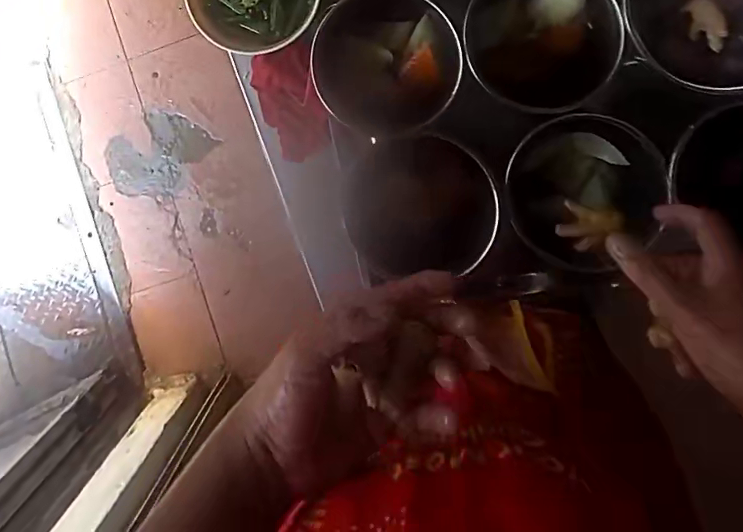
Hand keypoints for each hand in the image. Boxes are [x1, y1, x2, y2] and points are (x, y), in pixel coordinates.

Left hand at [229, 271, 474, 498]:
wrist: (268, 458)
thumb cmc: (283, 392)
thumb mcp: (307, 350)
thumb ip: (347, 327)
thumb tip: (391, 312)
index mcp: (351, 323)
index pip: (393, 299)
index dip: (422, 289)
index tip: (456, 284)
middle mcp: (370, 348)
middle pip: (417, 331)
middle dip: (446, 329)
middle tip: (474, 336)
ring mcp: (379, 385)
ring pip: (423, 370)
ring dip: (445, 370)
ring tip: (456, 380)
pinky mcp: (384, 423)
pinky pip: (418, 414)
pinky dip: (435, 416)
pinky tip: (449, 421)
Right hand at [607, 205, 742, 423]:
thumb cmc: (731, 346)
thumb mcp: (679, 307)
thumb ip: (644, 272)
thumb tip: (614, 238)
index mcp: (725, 263)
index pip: (703, 220)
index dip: (677, 212)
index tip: (650, 217)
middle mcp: (733, 278)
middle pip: (688, 264)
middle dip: (660, 284)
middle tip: (644, 299)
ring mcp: (739, 306)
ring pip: (690, 296)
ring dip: (672, 317)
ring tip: (668, 343)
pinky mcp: (740, 331)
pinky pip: (703, 321)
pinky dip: (689, 337)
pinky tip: (687, 363)